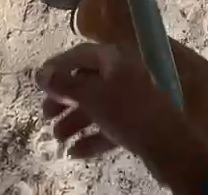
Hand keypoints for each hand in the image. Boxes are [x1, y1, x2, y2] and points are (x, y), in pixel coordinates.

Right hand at [36, 43, 207, 193]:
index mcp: (112, 58)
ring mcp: (130, 99)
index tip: (39, 81)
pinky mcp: (136, 124)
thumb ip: (65, 84)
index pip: (79, 55)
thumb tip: (40, 73)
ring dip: (75, 121)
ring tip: (57, 137)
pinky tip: (75, 152)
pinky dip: (91, 137)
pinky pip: (108, 126)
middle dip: (64, 98)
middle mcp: (121, 74)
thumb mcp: (92, 95)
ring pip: (96, 106)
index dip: (58, 66)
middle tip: (46, 113)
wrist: (168, 143)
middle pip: (86, 81)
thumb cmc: (127, 110)